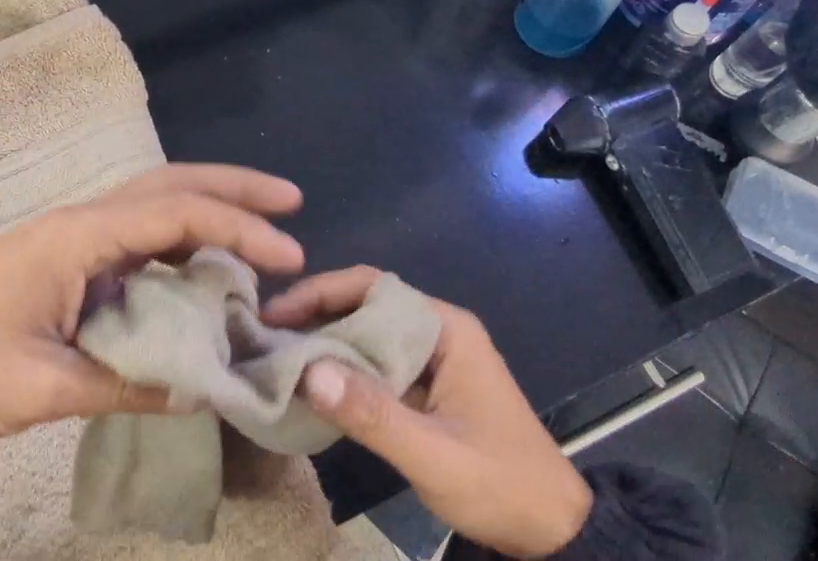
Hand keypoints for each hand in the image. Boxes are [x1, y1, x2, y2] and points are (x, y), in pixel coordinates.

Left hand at [0, 164, 304, 443]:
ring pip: (157, 203)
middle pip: (172, 185)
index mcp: (80, 238)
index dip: (238, 230)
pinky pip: (140, 236)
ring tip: (265, 232)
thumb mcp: (44, 388)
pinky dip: (183, 242)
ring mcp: (76, 238)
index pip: (176, 215)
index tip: (289, 256)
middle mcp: (85, 223)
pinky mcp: (70, 259)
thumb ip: (129, 383)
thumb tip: (204, 387)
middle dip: (235, 189)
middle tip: (293, 201)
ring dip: (212, 209)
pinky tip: (206, 268)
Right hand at [264, 268, 594, 558]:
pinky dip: (345, 370)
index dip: (320, 293)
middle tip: (265, 339)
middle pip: (367, 306)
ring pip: (370, 335)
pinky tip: (313, 387)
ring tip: (278, 359)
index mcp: (446, 330)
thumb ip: (373, 415)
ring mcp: (436, 360)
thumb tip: (308, 370)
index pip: (373, 287)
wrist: (552, 530)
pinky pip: (379, 364)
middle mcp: (439, 332)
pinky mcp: (429, 388)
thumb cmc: (500, 484)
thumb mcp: (434, 456)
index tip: (275, 316)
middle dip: (316, 317)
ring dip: (327, 343)